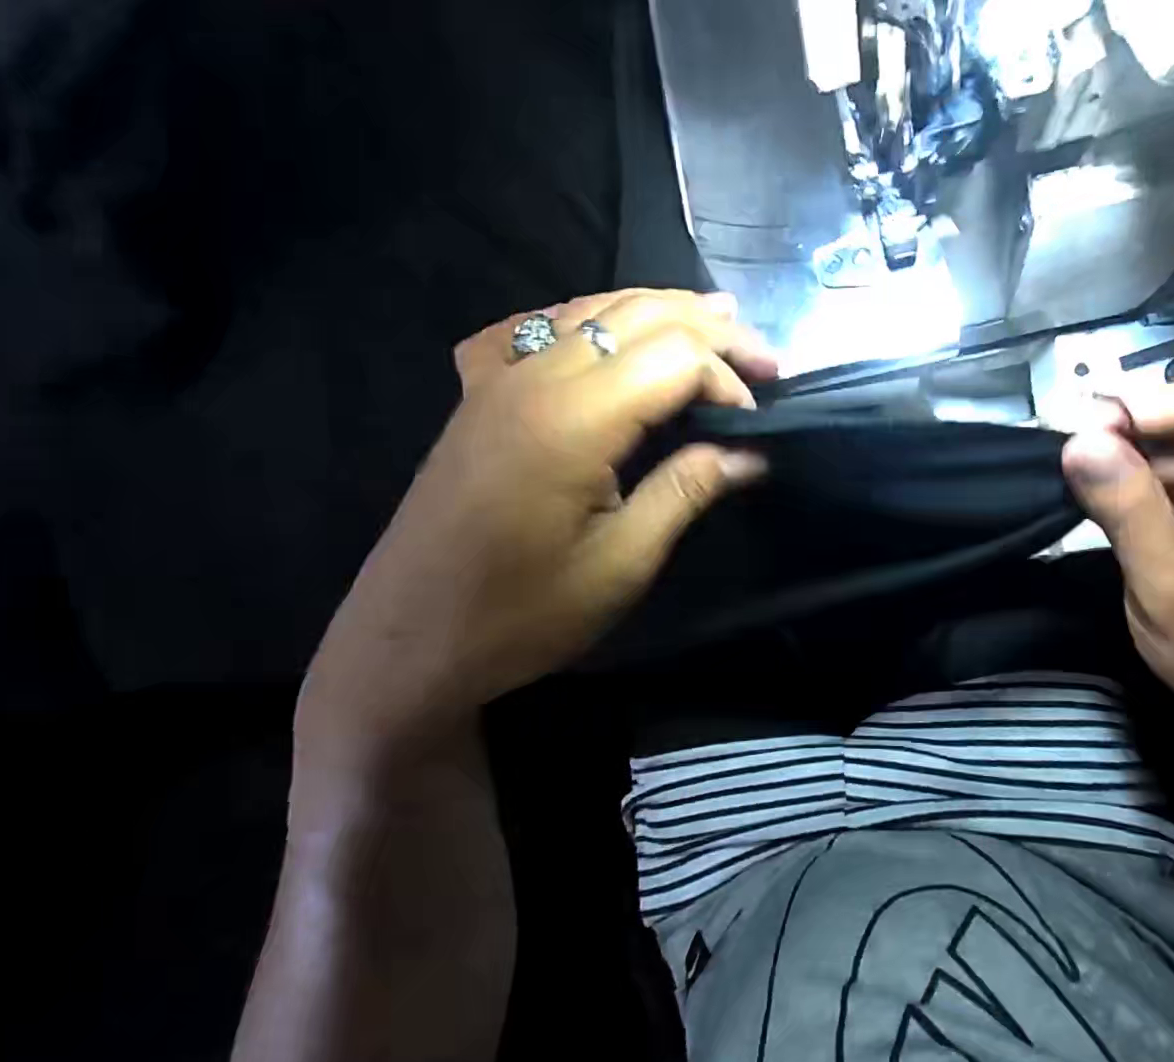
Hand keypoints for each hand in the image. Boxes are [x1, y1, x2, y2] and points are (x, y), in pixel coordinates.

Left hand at [300, 289, 777, 762]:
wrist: (410, 641)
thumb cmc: (524, 613)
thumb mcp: (624, 562)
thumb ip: (688, 491)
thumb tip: (751, 455)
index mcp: (573, 422)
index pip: (674, 357)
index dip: (728, 381)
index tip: (754, 428)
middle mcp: (533, 379)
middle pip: (638, 314)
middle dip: (711, 330)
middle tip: (763, 360)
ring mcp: (496, 380)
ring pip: (589, 308)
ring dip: (660, 311)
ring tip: (715, 321)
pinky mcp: (476, 396)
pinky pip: (536, 328)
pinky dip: (587, 318)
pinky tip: (606, 332)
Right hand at [1061, 381, 1173, 740]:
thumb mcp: (1170, 587)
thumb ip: (1126, 509)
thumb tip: (1078, 440)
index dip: (1135, 411)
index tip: (1075, 441)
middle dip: (1131, 440)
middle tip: (1075, 468)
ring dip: (1135, 464)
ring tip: (1094, 493)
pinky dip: (1147, 485)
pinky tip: (1120, 505)